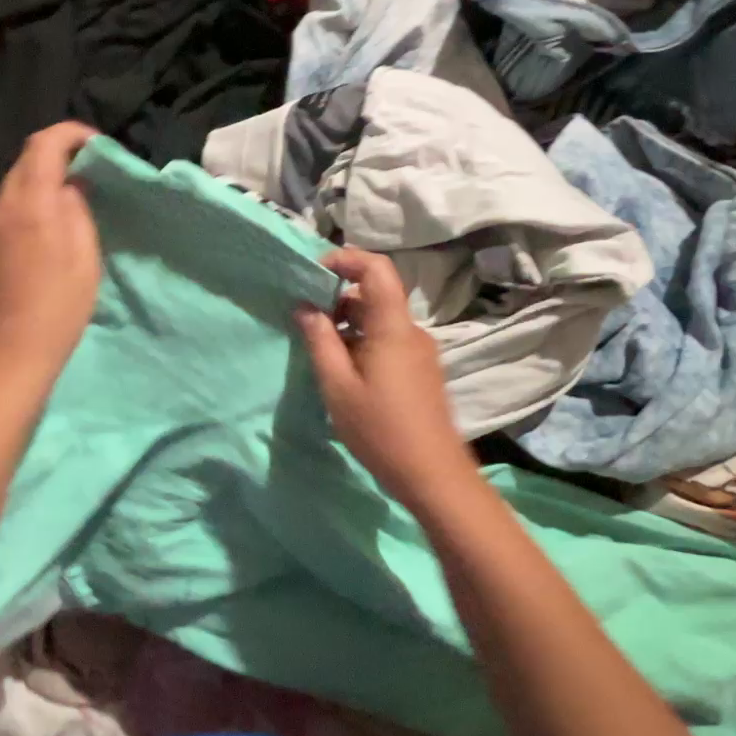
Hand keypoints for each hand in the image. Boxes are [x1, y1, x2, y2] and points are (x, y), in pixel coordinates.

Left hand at [0, 123, 101, 379]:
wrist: (10, 353)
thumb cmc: (58, 307)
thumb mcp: (84, 257)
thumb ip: (77, 210)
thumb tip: (70, 186)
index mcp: (30, 202)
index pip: (44, 143)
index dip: (72, 134)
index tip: (98, 147)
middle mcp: (2, 205)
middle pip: (26, 160)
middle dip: (58, 155)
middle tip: (90, 172)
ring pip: (15, 184)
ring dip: (43, 180)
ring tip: (73, 199)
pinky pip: (7, 209)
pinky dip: (29, 203)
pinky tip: (48, 227)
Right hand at [295, 248, 475, 501]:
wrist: (433, 475)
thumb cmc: (380, 429)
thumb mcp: (337, 386)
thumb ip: (319, 340)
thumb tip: (304, 306)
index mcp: (392, 329)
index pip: (377, 270)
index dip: (345, 260)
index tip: (313, 273)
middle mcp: (411, 332)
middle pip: (374, 295)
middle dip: (336, 297)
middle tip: (303, 317)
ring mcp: (418, 352)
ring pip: (378, 320)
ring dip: (346, 323)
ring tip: (316, 346)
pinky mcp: (419, 370)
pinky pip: (386, 340)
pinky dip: (360, 341)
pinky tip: (340, 369)